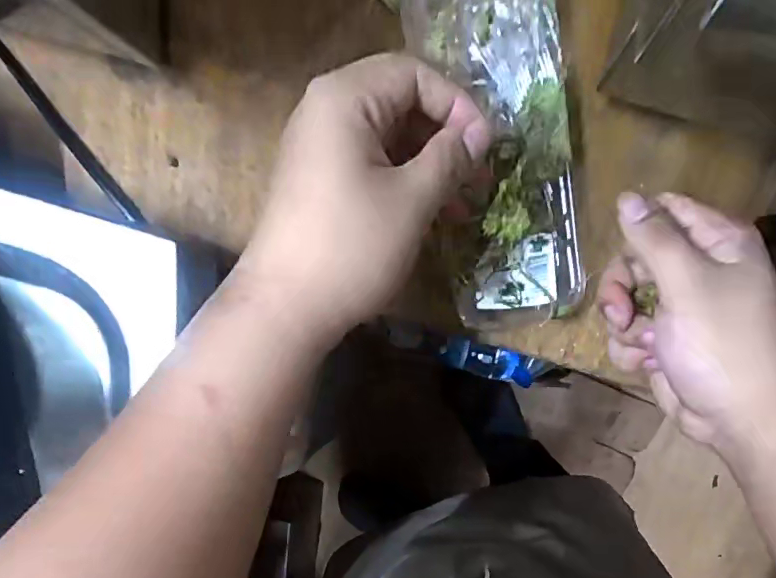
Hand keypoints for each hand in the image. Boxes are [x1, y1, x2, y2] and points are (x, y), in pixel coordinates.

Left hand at [238, 54, 491, 343]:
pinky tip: (432, 215)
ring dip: (431, 166)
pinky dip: (406, 184)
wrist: (288, 304)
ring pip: (389, 140)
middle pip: (400, 103)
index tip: (486, 148)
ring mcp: (320, 150)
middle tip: (481, 178)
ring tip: (463, 205)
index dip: (457, 105)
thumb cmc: (352, 248)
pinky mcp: (321, 185)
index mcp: (346, 100)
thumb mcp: (411, 201)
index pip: (412, 74)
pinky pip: (372, 167)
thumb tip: (478, 135)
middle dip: (446, 138)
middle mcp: (327, 112)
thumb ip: (448, 160)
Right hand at [597, 192, 775, 458]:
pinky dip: (632, 351)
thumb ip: (653, 238)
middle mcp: (701, 271)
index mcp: (719, 243)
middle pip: (638, 257)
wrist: (737, 416)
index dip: (639, 228)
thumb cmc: (720, 344)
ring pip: (628, 300)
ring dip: (625, 325)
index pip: (666, 210)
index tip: (625, 254)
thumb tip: (626, 197)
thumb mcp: (686, 282)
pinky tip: (647, 365)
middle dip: (622, 287)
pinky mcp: (667, 345)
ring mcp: (682, 311)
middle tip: (620, 313)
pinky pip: (632, 335)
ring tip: (644, 346)